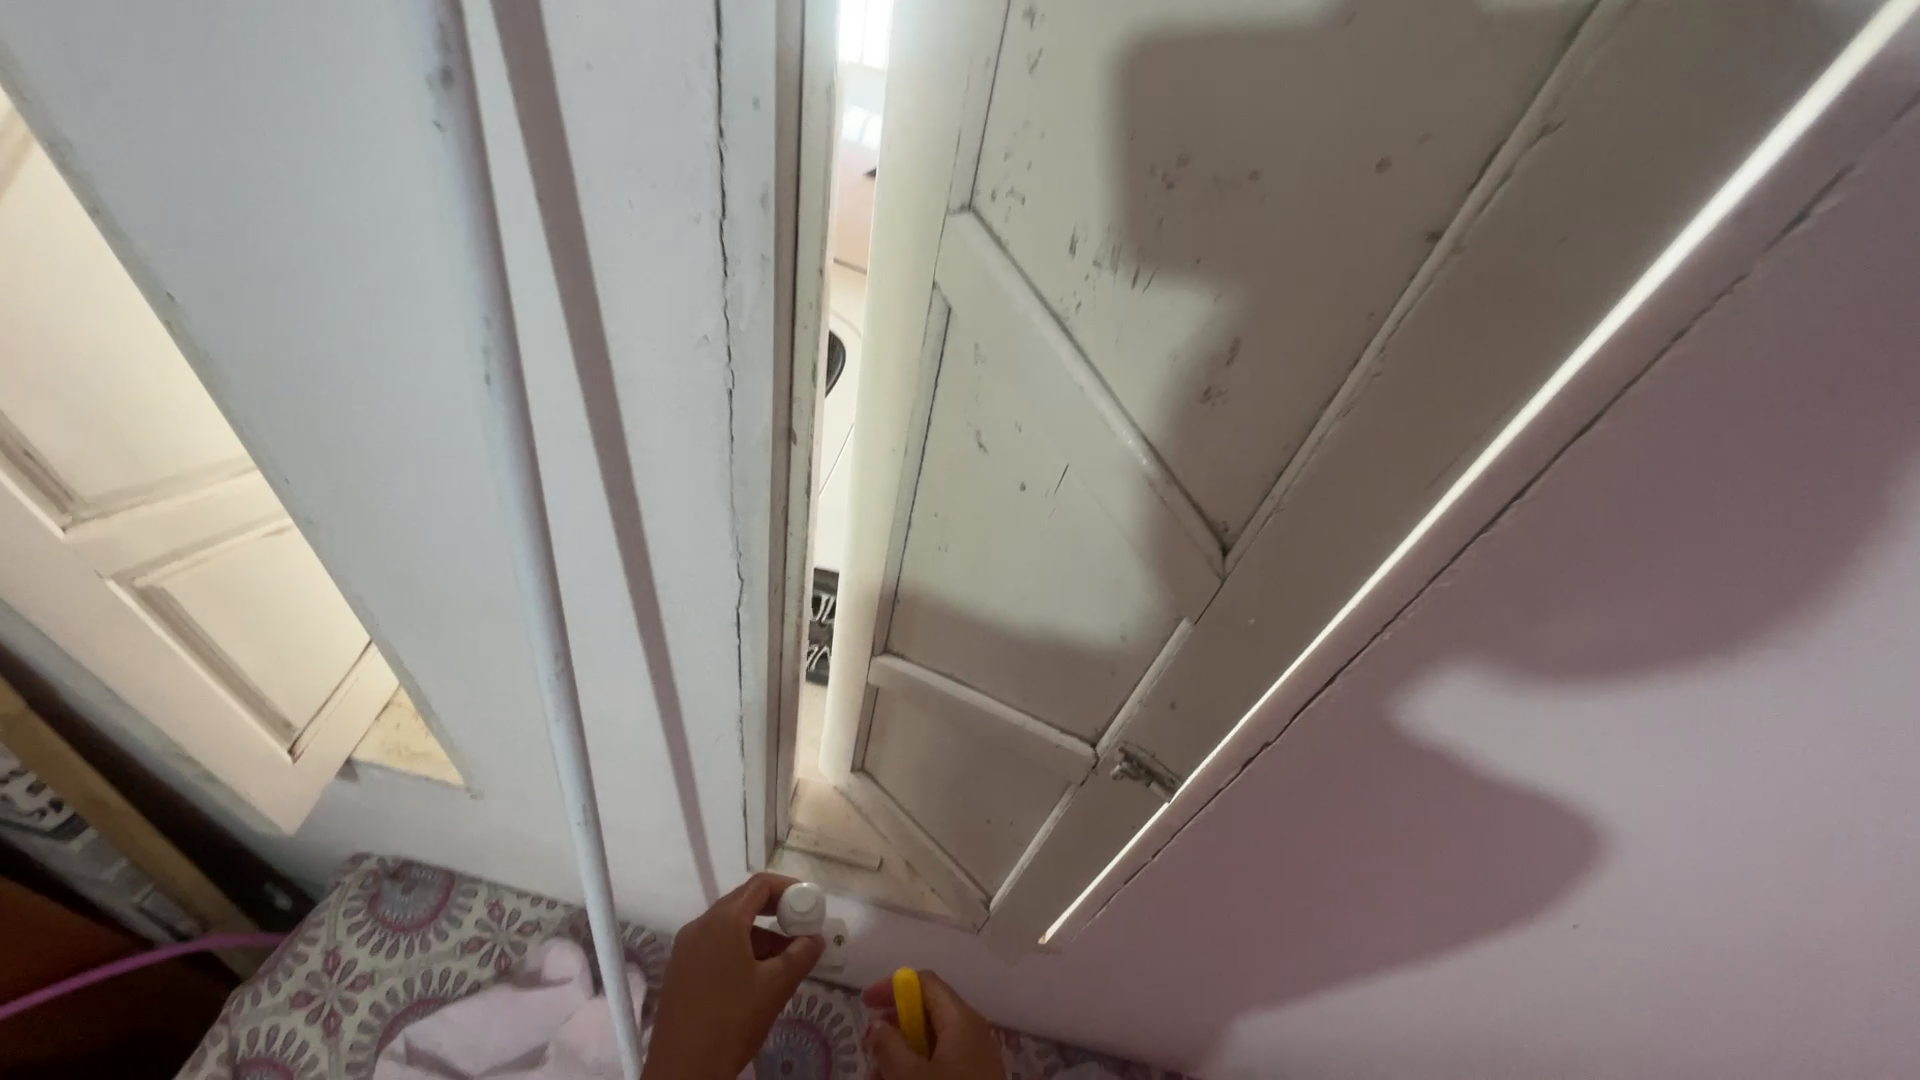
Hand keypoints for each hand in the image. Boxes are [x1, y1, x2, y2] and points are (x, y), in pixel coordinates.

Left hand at [643, 873, 825, 1079]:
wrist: (682, 1075)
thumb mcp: (776, 986)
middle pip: (743, 904)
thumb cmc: (732, 1021)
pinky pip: (715, 948)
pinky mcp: (679, 974)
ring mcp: (684, 951)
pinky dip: (740, 953)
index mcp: (722, 921)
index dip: (789, 889)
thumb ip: (801, 954)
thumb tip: (816, 938)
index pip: (760, 885)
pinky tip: (755, 981)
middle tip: (801, 934)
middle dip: (776, 916)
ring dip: (760, 938)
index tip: (809, 905)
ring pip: (730, 930)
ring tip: (784, 965)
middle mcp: (699, 927)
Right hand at [862, 970, 1006, 1079]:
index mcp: (961, 1018)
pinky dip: (915, 1073)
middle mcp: (970, 1031)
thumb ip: (889, 1046)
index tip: (864, 1005)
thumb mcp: (912, 1077)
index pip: (925, 983)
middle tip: (869, 1055)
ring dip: (900, 1058)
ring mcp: (974, 1058)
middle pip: (926, 1013)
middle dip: (893, 1031)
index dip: (893, 987)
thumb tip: (876, 1024)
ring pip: (929, 1044)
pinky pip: (939, 1066)